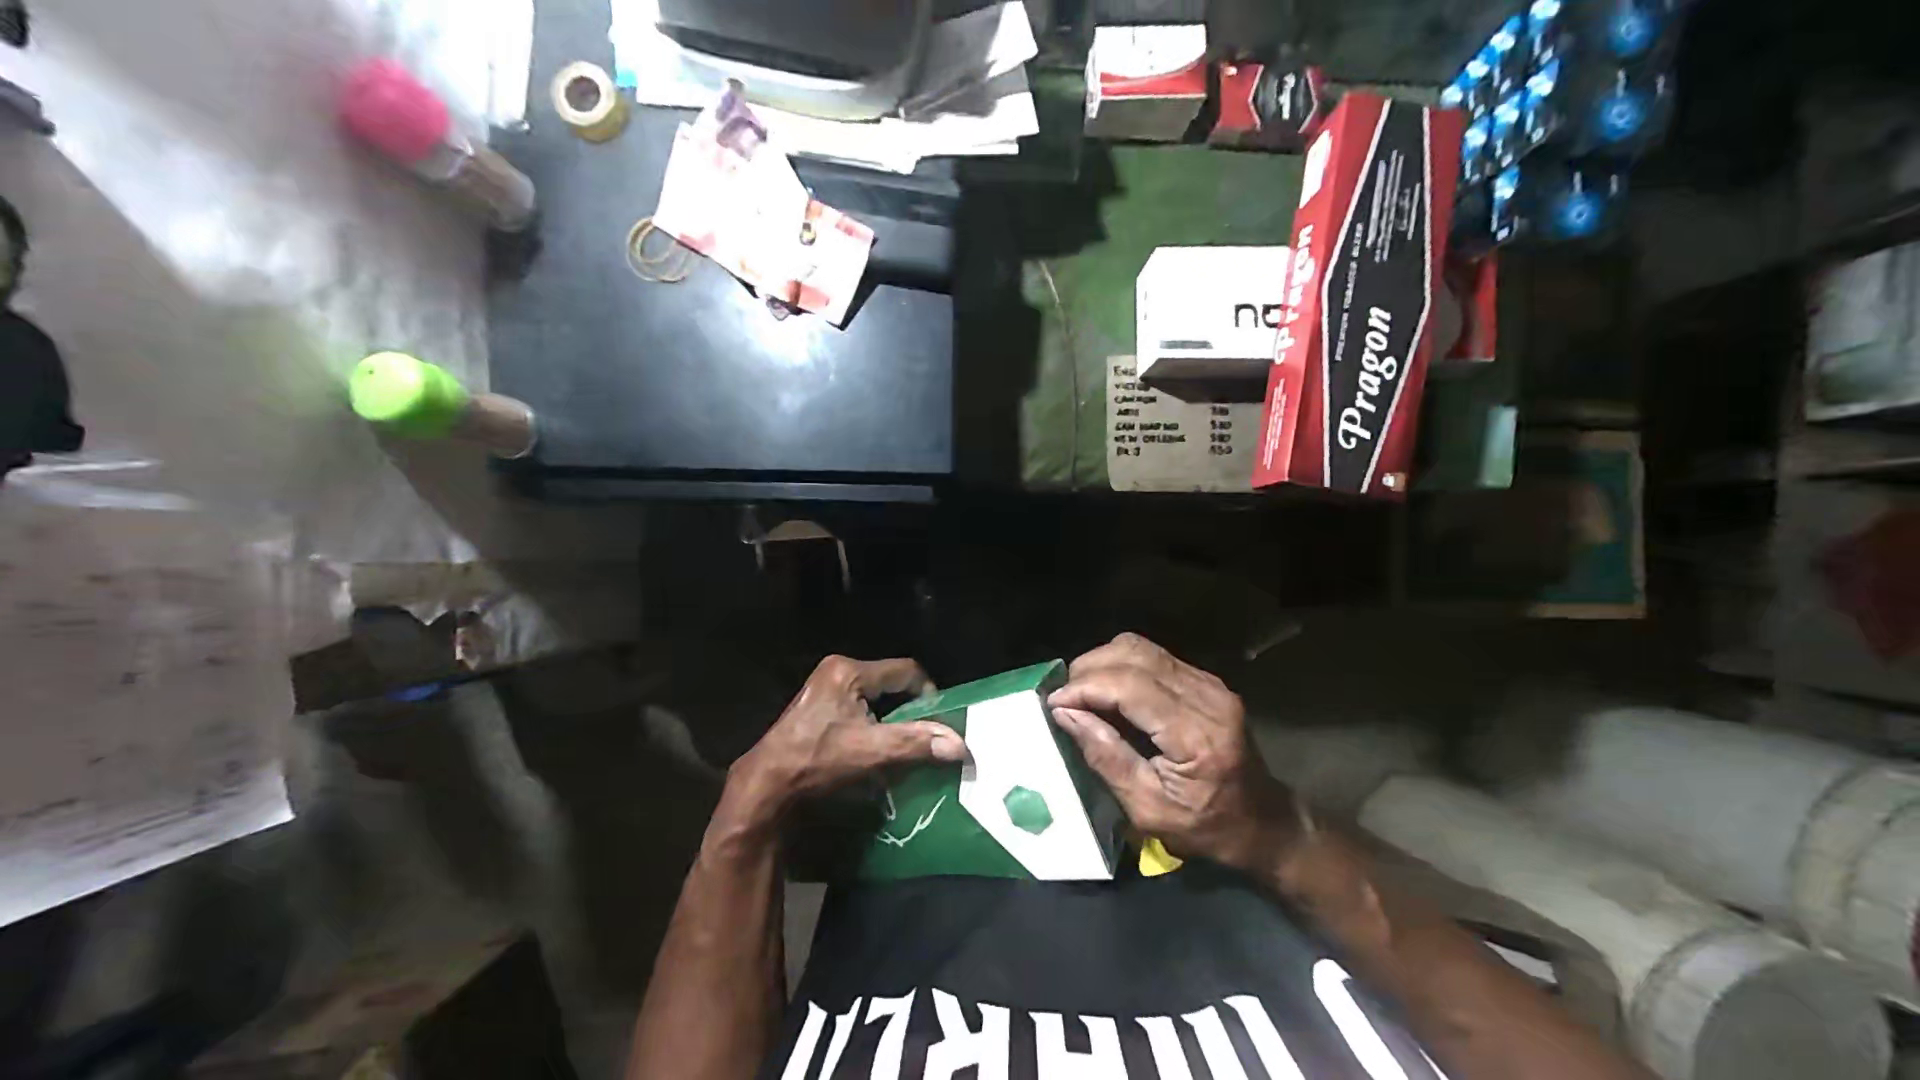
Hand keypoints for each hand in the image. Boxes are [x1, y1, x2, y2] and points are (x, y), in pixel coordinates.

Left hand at [724, 655, 966, 827]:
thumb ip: (916, 743)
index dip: (927, 693)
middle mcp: (836, 669)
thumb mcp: (871, 751)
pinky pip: (858, 704)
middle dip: (908, 707)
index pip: (906, 670)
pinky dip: (871, 722)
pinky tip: (872, 746)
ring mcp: (823, 686)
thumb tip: (959, 745)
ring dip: (889, 717)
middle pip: (889, 682)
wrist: (767, 784)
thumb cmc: (818, 761)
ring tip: (898, 743)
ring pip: (874, 695)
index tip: (937, 721)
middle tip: (920, 735)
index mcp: (849, 671)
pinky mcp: (817, 704)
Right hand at [1048, 634, 1293, 870]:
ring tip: (1081, 693)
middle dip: (1088, 670)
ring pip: (1141, 648)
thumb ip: (1106, 757)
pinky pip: (1153, 657)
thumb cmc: (1206, 828)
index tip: (1052, 703)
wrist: (1263, 822)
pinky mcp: (1206, 680)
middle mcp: (1207, 697)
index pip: (1130, 686)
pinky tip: (1107, 692)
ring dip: (1102, 664)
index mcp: (1196, 735)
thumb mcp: (1147, 810)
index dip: (1085, 688)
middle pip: (1133, 655)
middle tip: (1064, 698)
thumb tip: (1065, 714)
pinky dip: (1121, 667)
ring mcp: (1210, 684)